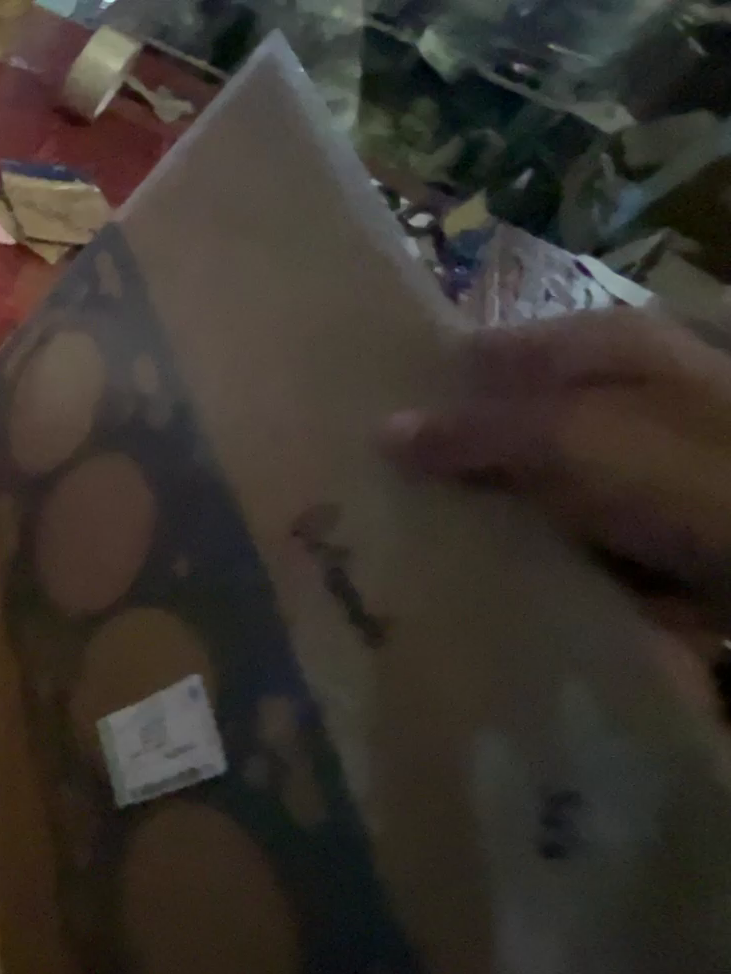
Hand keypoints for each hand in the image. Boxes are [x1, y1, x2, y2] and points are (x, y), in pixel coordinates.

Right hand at [382, 308, 730, 626]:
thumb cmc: (695, 472)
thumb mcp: (570, 438)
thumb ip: (468, 430)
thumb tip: (381, 429)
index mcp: (595, 346)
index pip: (474, 354)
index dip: (416, 387)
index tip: (353, 424)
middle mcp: (602, 390)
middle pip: (488, 415)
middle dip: (430, 450)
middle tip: (359, 481)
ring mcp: (613, 454)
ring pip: (507, 470)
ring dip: (459, 498)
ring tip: (387, 521)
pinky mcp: (622, 512)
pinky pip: (537, 516)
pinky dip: (500, 533)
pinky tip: (450, 551)